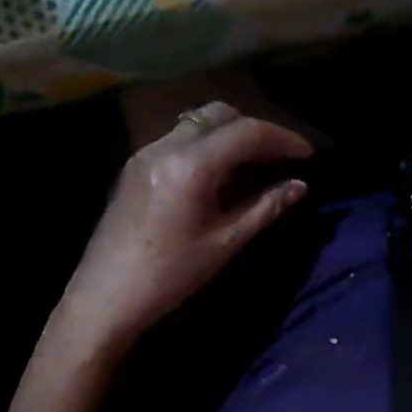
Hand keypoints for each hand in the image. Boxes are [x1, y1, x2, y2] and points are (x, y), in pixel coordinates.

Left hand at [56, 102, 312, 354]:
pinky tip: (216, 175)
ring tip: (252, 165)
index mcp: (190, 164)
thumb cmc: (169, 276)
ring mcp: (145, 153)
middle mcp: (165, 146)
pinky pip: (178, 139)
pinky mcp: (134, 166)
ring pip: (196, 123)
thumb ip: (265, 207)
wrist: (104, 297)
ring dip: (229, 134)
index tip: (307, 154)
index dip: (282, 138)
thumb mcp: (224, 243)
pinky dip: (205, 145)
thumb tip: (300, 186)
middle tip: (279, 157)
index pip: (246, 132)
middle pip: (219, 114)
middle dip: (255, 129)